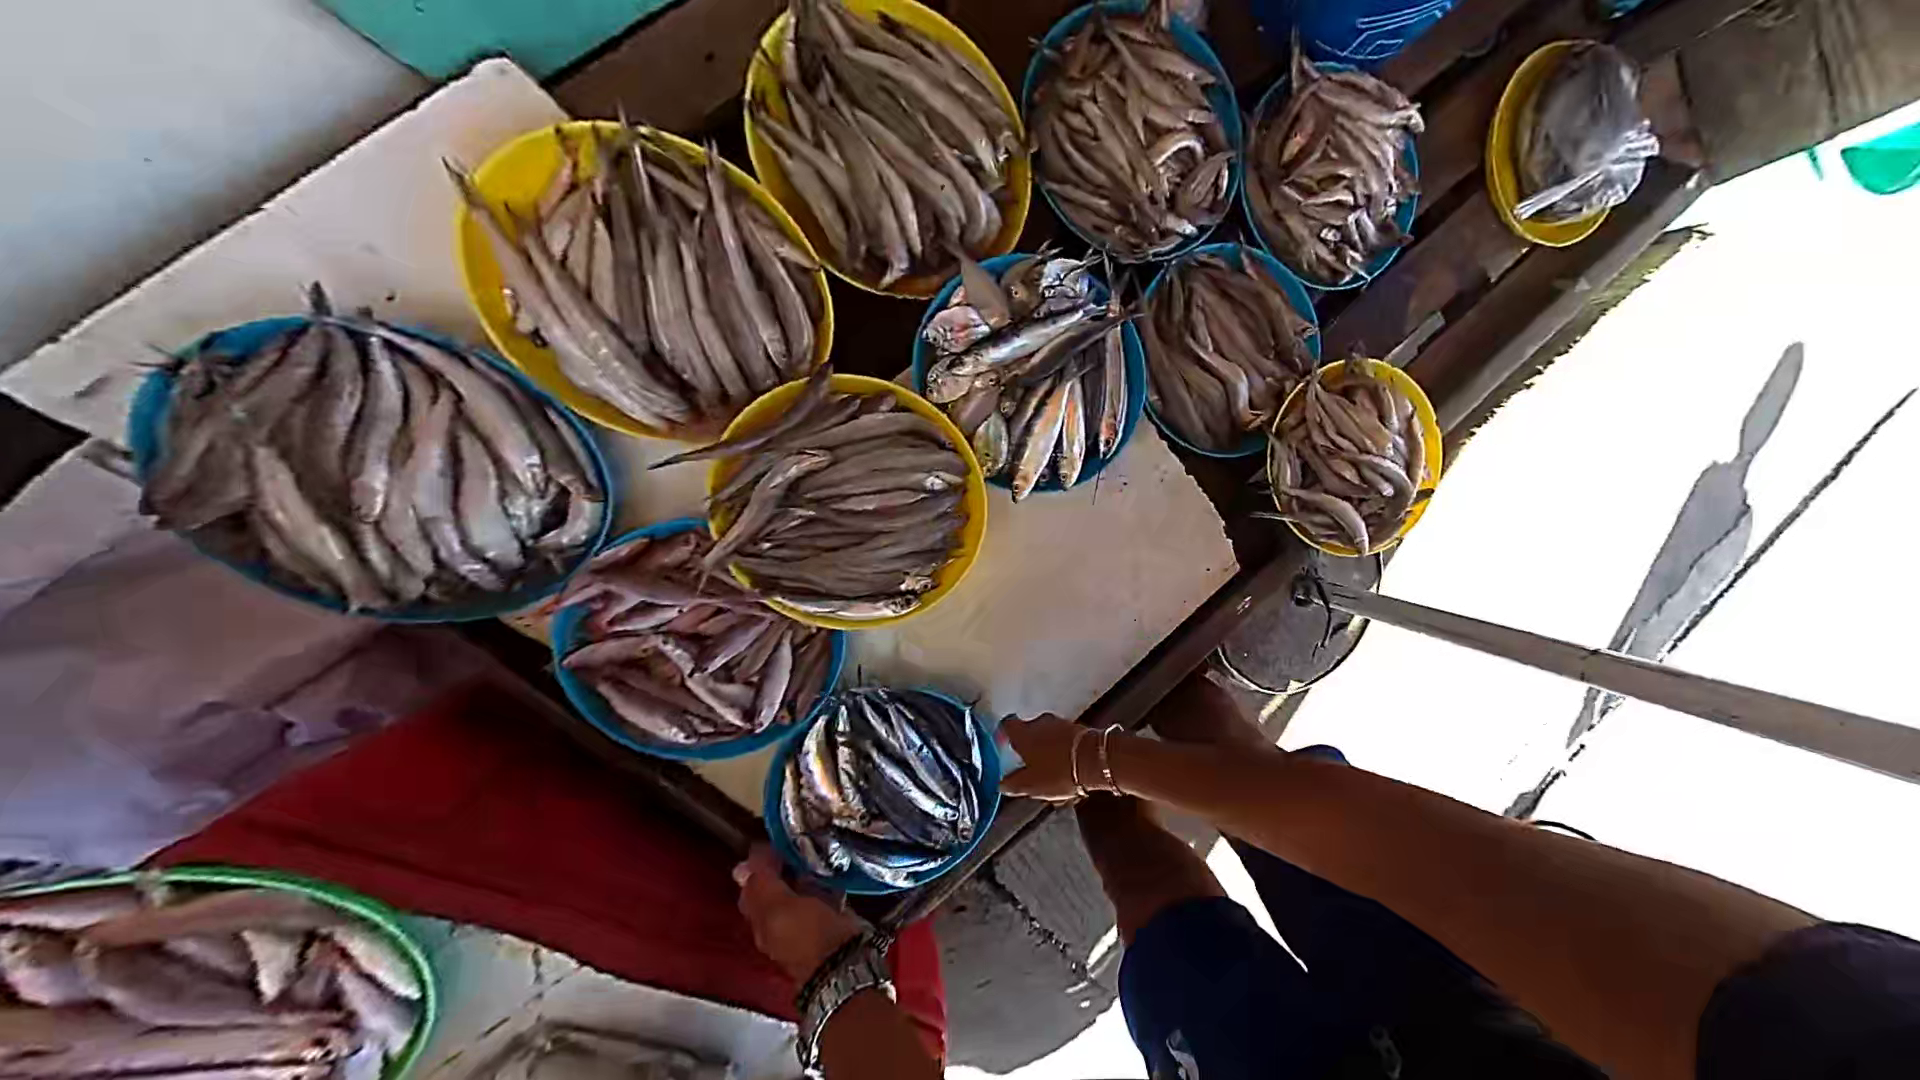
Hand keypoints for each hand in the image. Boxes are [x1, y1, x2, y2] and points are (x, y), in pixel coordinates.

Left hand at [734, 844, 866, 982]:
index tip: (773, 842)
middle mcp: (781, 924)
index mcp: (762, 922)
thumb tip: (739, 868)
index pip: (753, 888)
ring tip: (814, 847)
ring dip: (805, 871)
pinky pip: (823, 895)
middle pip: (777, 888)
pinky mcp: (832, 921)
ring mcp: (807, 924)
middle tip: (795, 841)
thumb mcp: (778, 907)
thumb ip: (761, 886)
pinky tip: (832, 867)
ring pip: (801, 890)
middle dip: (783, 866)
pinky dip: (825, 880)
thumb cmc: (808, 934)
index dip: (759, 865)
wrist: (846, 963)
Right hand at [999, 713, 1091, 801]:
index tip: (1005, 747)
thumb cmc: (1057, 772)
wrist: (1095, 760)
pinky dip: (1062, 751)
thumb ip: (1013, 784)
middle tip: (1030, 767)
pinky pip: (1064, 739)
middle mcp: (1038, 722)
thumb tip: (1002, 784)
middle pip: (1028, 732)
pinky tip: (1067, 770)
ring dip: (1047, 750)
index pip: (1006, 725)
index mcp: (1022, 734)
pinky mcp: (1078, 728)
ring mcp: (1060, 723)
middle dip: (1029, 747)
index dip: (1004, 735)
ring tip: (1052, 774)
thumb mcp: (1031, 785)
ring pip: (1047, 736)